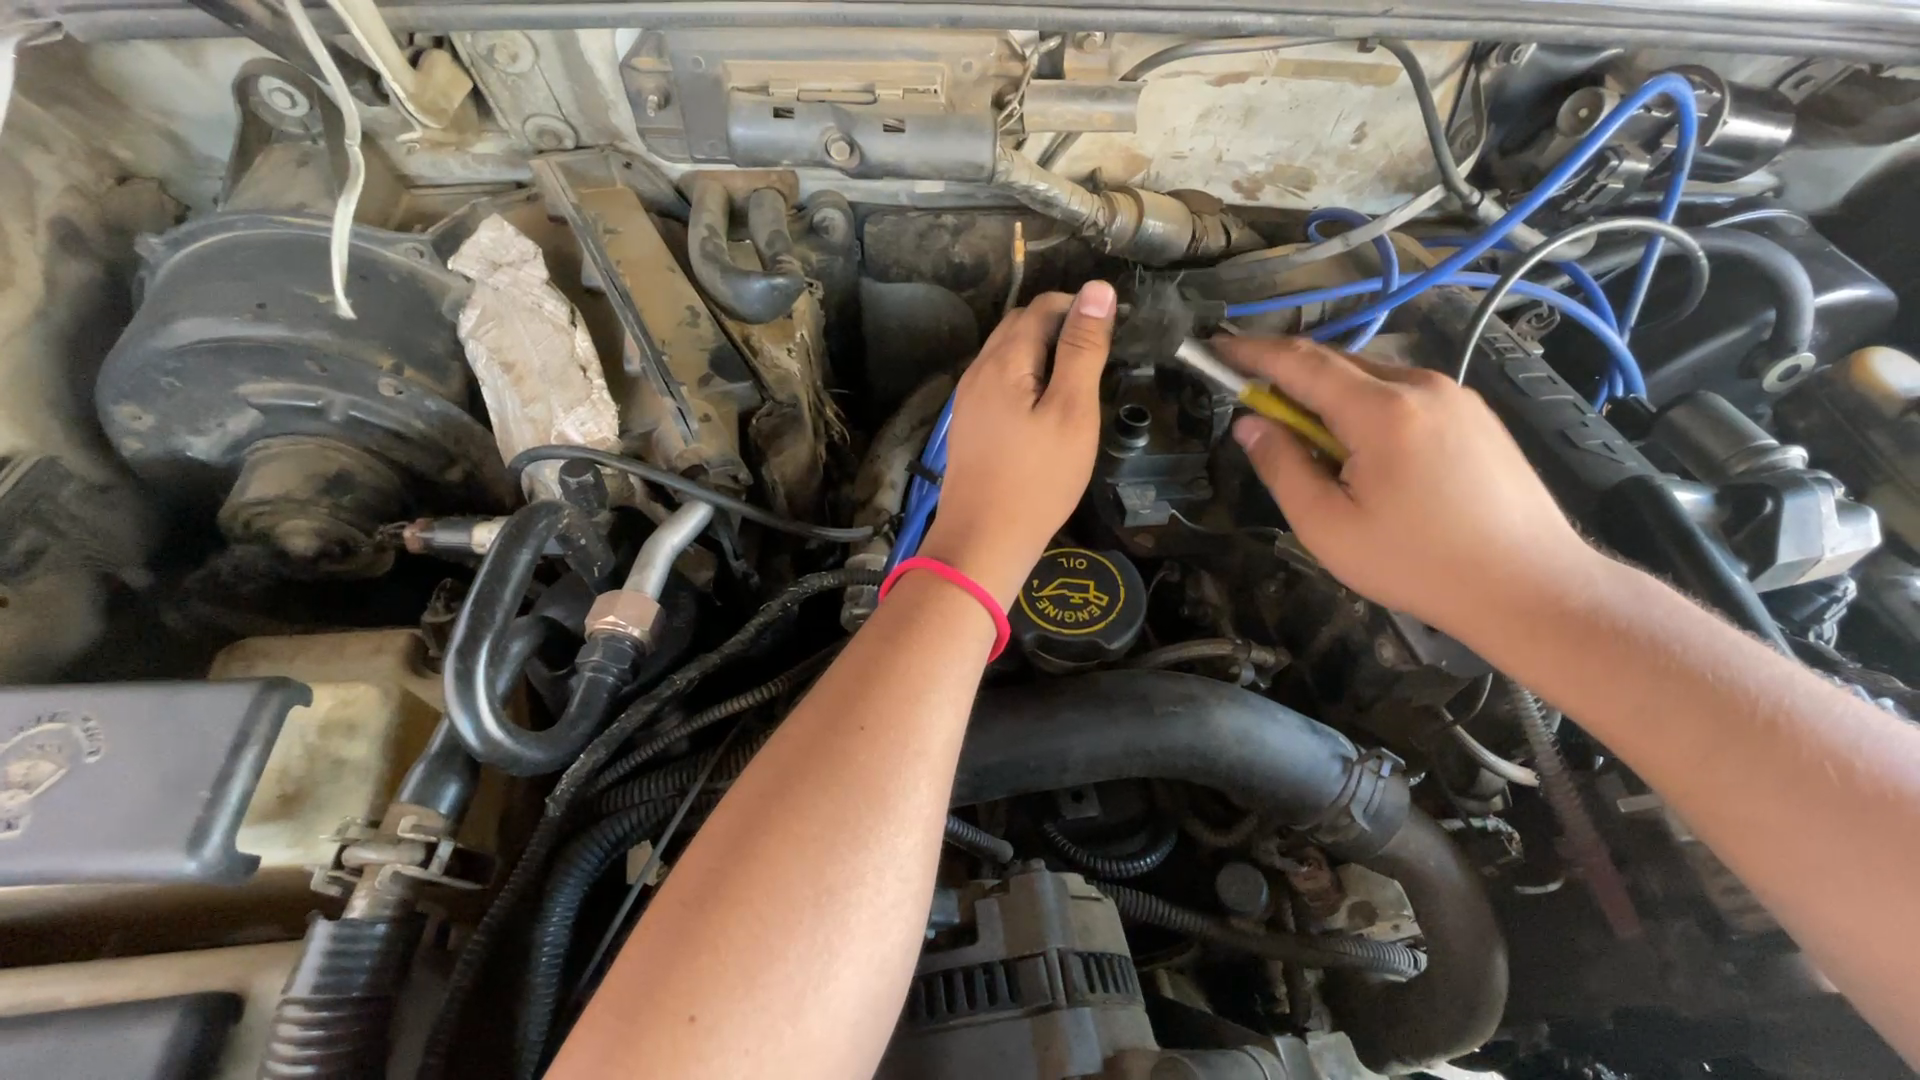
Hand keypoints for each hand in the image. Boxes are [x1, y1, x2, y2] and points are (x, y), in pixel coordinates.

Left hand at [919, 282, 1115, 606]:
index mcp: (1004, 361)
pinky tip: (1045, 408)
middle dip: (1060, 327)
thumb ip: (1083, 350)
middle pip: (1020, 325)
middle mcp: (978, 371)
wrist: (983, 540)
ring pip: (1007, 355)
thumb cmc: (1037, 480)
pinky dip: (1026, 379)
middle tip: (1099, 358)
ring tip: (1078, 382)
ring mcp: (969, 400)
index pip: (1043, 307)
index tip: (1113, 335)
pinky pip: (999, 382)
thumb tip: (1098, 289)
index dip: (1081, 309)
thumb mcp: (1072, 412)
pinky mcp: (969, 425)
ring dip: (1042, 353)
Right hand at [1218, 337, 1599, 629]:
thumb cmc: (1417, 563)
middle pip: (1337, 364)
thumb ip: (1282, 467)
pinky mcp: (1475, 416)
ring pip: (1372, 379)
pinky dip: (1366, 408)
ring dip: (1329, 398)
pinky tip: (1364, 454)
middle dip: (1288, 378)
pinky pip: (1404, 396)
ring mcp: (1456, 396)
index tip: (1215, 348)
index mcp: (1381, 410)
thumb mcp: (1328, 526)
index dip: (1251, 352)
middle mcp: (1422, 386)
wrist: (1530, 585)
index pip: (1300, 363)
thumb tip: (1250, 424)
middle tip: (1256, 409)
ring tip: (1314, 445)